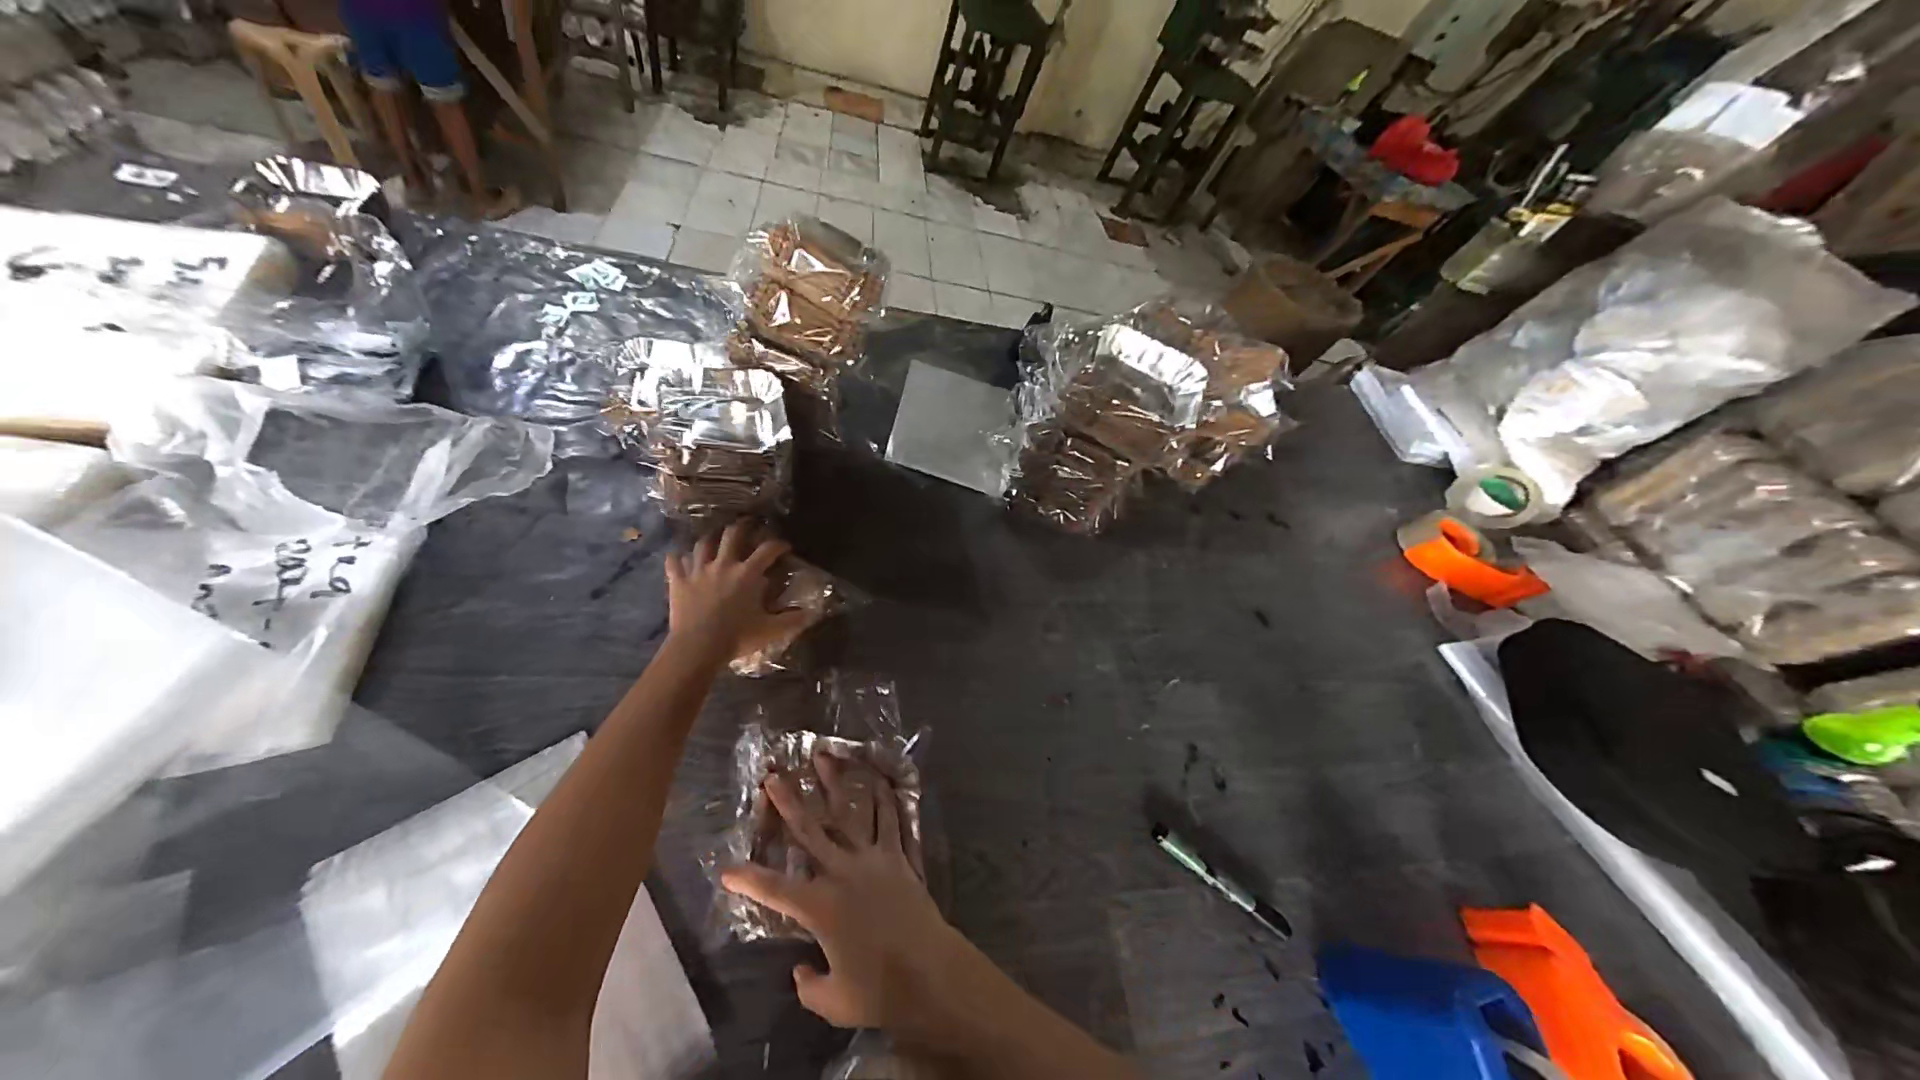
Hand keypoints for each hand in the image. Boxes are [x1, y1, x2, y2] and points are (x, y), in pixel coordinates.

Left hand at [664, 521, 809, 661]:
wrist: (698, 646)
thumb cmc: (737, 636)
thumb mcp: (771, 630)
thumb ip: (792, 620)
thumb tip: (812, 614)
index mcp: (748, 573)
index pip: (768, 550)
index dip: (779, 544)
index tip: (785, 546)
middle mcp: (723, 564)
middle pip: (732, 534)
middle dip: (742, 526)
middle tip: (748, 525)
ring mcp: (698, 571)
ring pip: (703, 544)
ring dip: (710, 538)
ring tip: (715, 537)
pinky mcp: (678, 581)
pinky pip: (675, 562)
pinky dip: (677, 558)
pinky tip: (679, 557)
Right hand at [721, 754, 965, 1043]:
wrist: (931, 972)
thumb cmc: (879, 989)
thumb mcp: (833, 1001)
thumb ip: (810, 986)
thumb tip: (801, 971)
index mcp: (820, 906)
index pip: (774, 890)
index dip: (748, 879)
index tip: (726, 870)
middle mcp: (843, 872)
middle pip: (811, 831)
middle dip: (789, 803)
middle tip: (774, 777)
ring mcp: (874, 860)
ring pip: (851, 813)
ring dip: (836, 784)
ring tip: (825, 757)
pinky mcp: (900, 859)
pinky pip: (892, 823)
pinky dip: (886, 801)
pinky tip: (880, 780)